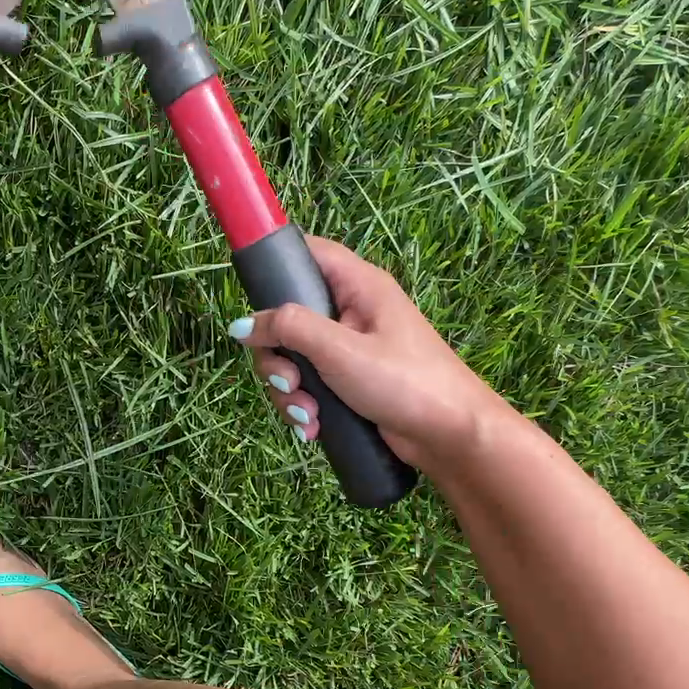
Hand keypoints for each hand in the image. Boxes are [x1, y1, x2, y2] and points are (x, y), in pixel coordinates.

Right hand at [229, 236, 516, 471]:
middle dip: (276, 358)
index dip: (276, 265)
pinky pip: (304, 385)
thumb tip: (242, 325)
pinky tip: (312, 425)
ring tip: (308, 414)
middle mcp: (349, 313)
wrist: (446, 434)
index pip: (310, 254)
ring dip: (288, 390)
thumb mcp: (339, 350)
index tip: (251, 297)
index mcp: (359, 288)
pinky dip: (301, 406)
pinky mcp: (343, 379)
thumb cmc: (404, 382)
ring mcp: (345, 348)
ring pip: (290, 358)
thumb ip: (288, 329)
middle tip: (289, 381)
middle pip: (285, 319)